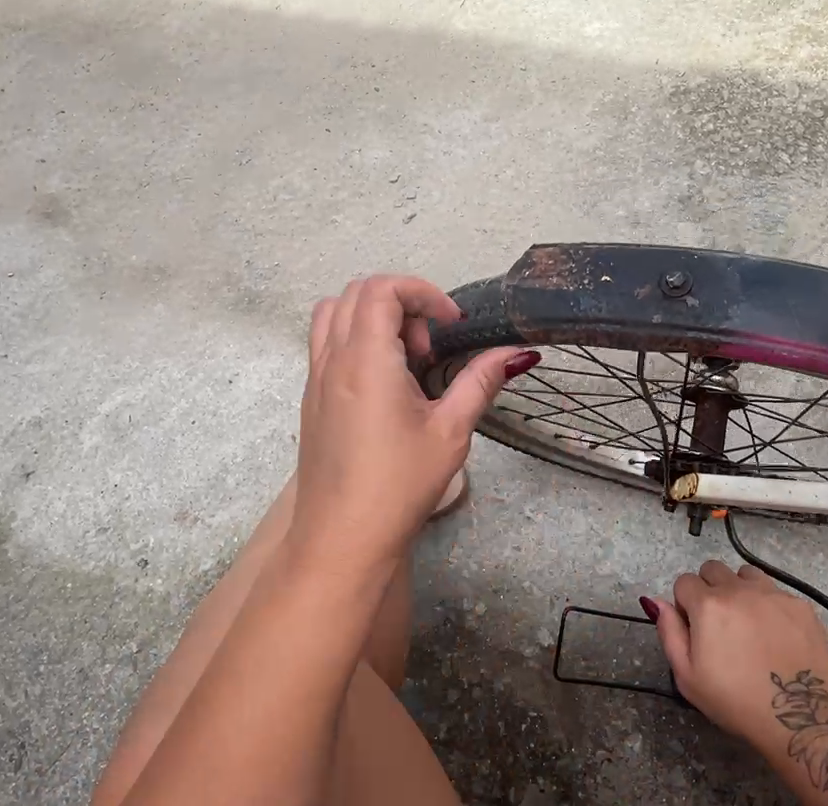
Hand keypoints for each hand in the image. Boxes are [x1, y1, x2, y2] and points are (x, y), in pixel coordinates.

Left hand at [290, 275, 535, 569]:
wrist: (341, 539)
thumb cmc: (398, 485)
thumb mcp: (450, 431)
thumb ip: (480, 382)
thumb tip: (516, 353)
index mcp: (366, 359)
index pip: (382, 288)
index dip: (423, 292)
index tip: (452, 325)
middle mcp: (332, 359)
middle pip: (357, 292)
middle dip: (401, 302)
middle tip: (430, 347)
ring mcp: (315, 378)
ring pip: (334, 313)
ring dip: (373, 316)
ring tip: (406, 359)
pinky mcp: (311, 398)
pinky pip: (325, 342)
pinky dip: (355, 338)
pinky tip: (385, 384)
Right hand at [643, 560, 827, 747]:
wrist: (801, 716)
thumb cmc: (736, 701)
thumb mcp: (688, 677)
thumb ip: (669, 633)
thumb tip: (655, 601)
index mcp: (708, 604)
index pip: (684, 581)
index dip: (684, 604)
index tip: (695, 628)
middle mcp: (739, 589)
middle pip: (713, 568)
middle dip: (709, 589)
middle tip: (719, 624)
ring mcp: (773, 594)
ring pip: (746, 574)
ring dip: (740, 589)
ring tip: (747, 622)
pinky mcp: (800, 605)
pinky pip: (776, 592)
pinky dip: (769, 605)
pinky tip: (776, 635)